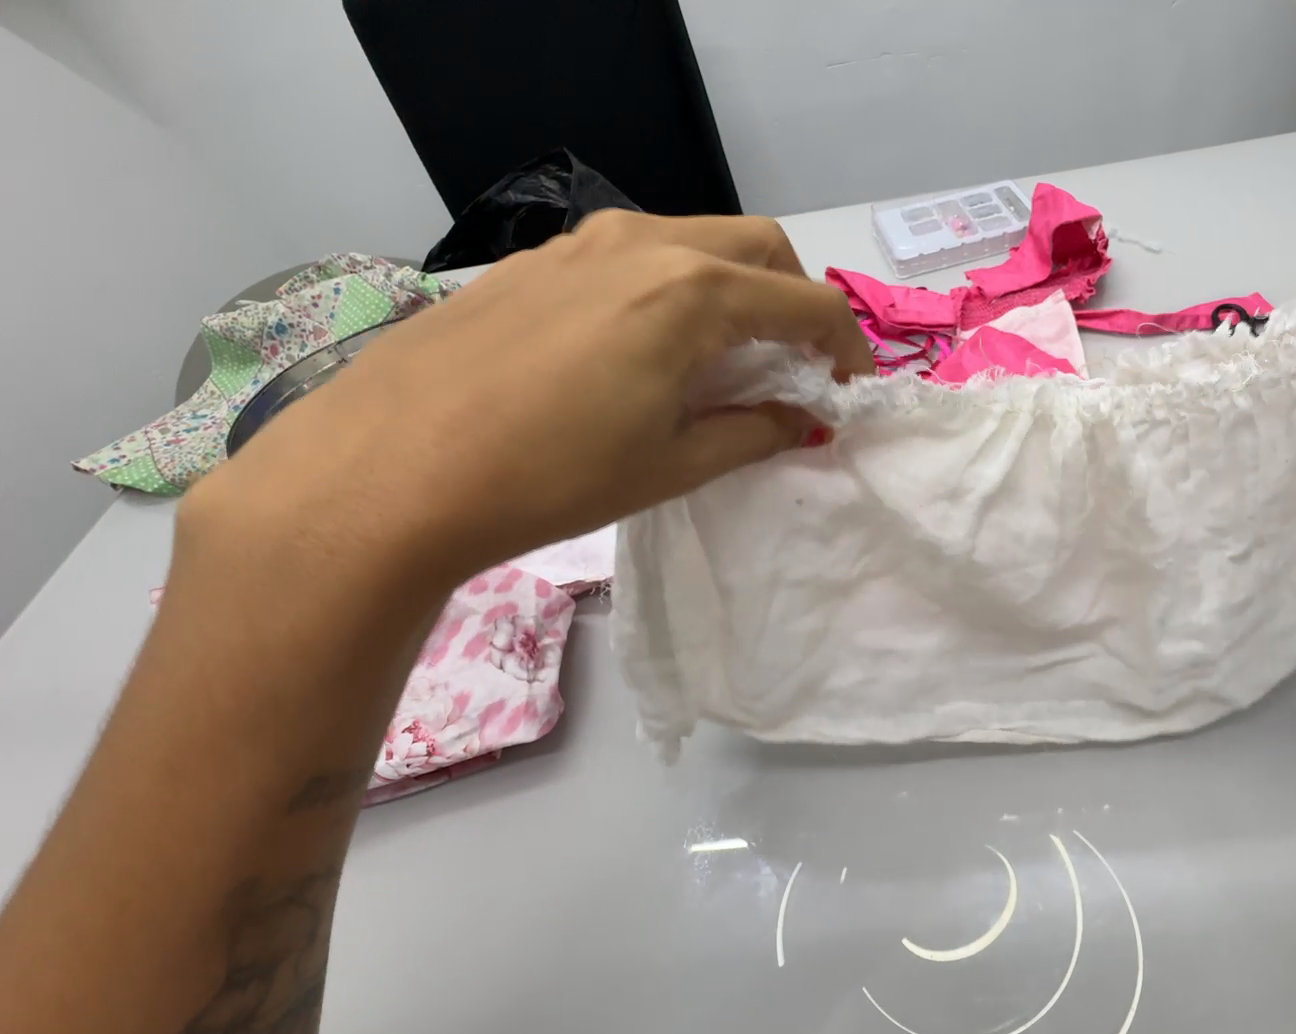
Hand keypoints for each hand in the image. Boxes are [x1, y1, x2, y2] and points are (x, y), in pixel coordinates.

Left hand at [192, 211, 873, 584]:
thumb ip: (755, 432)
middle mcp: (645, 245)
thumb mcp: (674, 464)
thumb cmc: (552, 478)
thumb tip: (805, 419)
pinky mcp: (539, 259)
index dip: (845, 343)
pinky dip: (677, 286)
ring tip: (728, 355)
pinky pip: (637, 253)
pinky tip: (653, 345)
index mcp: (692, 294)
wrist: (389, 470)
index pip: (805, 302)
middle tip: (797, 361)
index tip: (851, 385)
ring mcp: (584, 243)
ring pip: (697, 239)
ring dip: (737, 287)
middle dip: (797, 297)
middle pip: (759, 246)